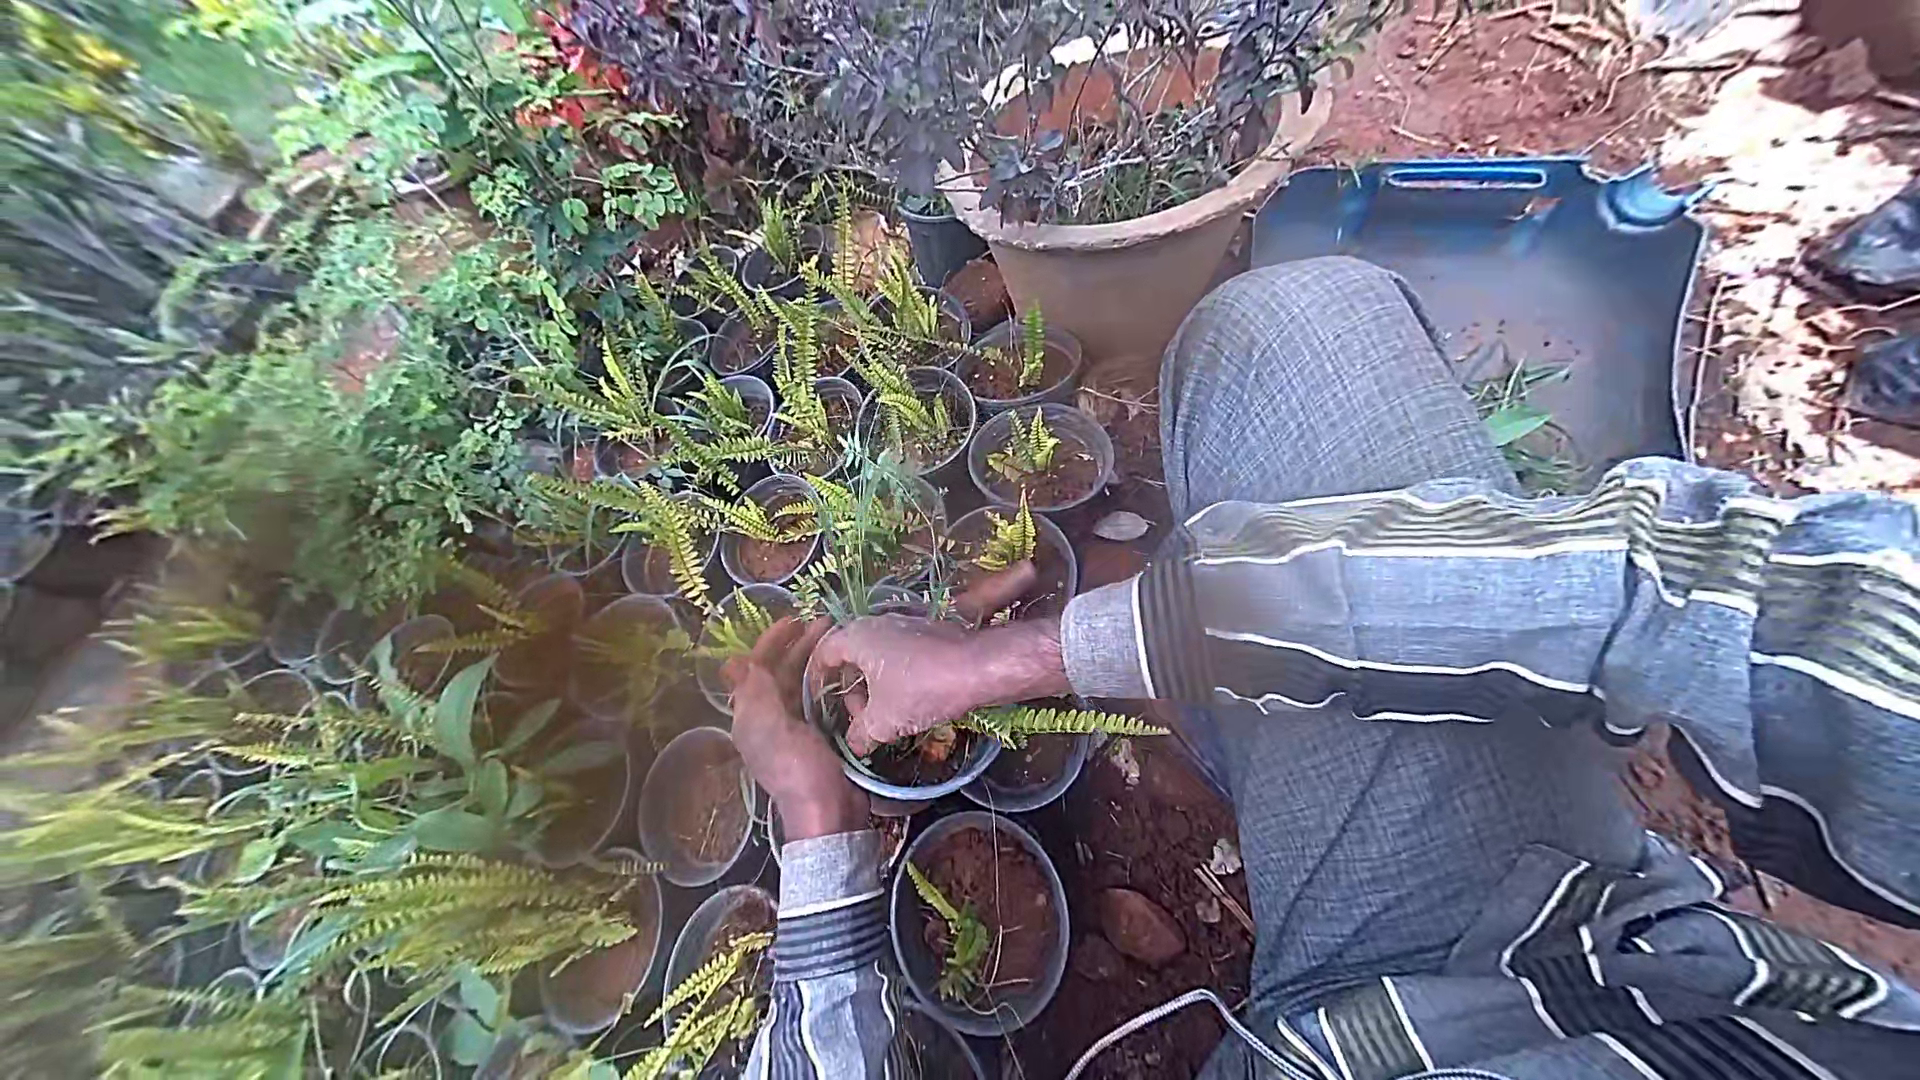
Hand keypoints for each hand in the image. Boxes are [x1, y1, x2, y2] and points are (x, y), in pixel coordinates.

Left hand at [722, 616, 866, 841]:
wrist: (830, 813)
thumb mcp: (771, 730)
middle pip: (780, 671)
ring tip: (837, 638)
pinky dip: (828, 678)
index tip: (795, 619)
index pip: (756, 667)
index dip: (772, 641)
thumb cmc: (798, 771)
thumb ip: (754, 694)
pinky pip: (819, 696)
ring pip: (800, 681)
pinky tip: (844, 668)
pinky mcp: (819, 733)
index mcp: (752, 715)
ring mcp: (795, 726)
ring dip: (815, 658)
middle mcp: (769, 717)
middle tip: (825, 622)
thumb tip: (732, 661)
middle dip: (798, 644)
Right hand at [807, 562, 1070, 754]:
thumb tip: (853, 744)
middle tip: (860, 719)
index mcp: (857, 636)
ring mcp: (905, 625)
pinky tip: (908, 703)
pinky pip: (899, 655)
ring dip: (874, 687)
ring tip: (883, 717)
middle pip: (850, 656)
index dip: (817, 680)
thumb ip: (860, 733)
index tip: (822, 706)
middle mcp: (878, 623)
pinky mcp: (928, 634)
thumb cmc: (921, 689)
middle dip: (850, 690)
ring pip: (877, 657)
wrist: (978, 668)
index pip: (823, 652)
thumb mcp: (883, 720)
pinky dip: (895, 678)